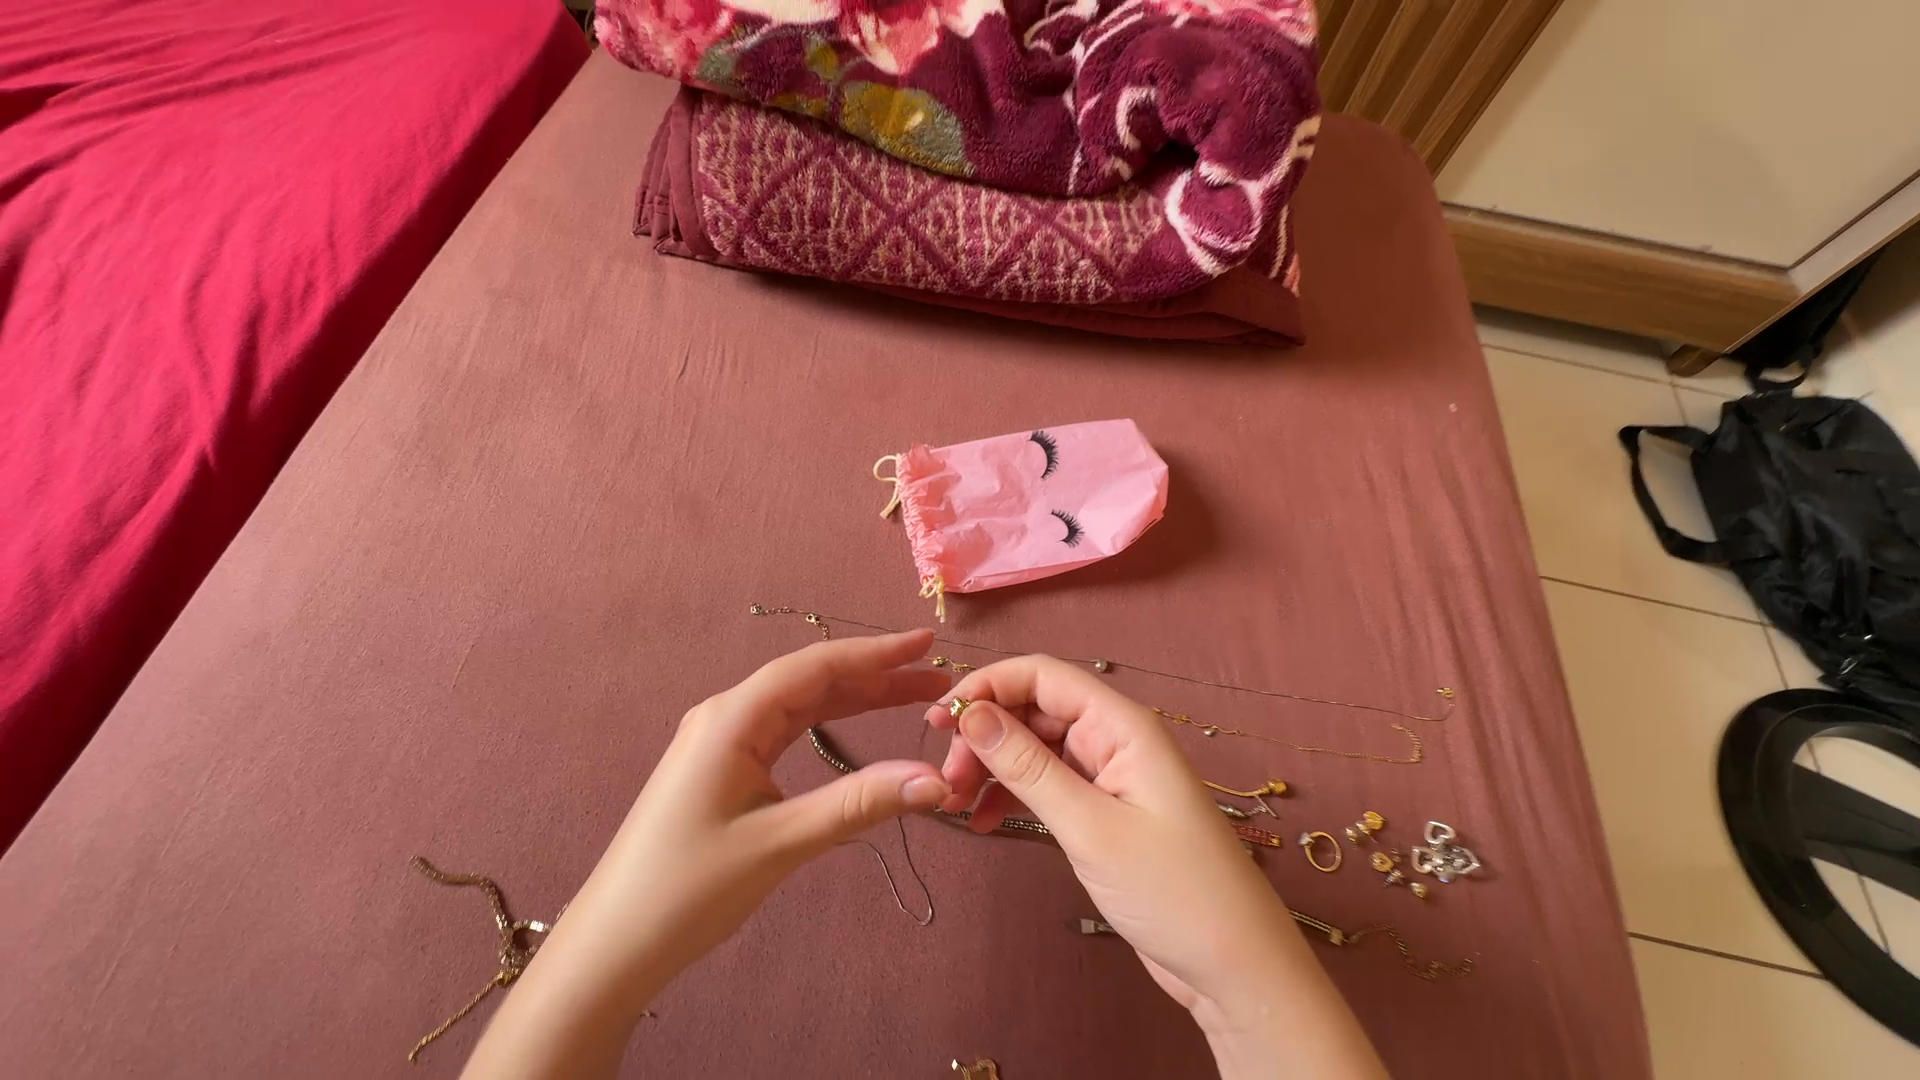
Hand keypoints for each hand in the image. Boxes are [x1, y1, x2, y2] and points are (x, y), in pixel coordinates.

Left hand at [464, 630, 951, 1078]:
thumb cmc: (688, 890)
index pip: (815, 667)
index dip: (875, 653)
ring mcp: (722, 740)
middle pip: (812, 680)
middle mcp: (726, 715)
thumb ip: (859, 804)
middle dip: (876, 676)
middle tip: (936, 679)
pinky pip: (787, 729)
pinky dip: (831, 722)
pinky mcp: (723, 766)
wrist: (612, 945)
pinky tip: (857, 722)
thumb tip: (936, 780)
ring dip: (857, 698)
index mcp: (732, 718)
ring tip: (913, 696)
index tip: (926, 644)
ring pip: (802, 704)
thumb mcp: (781, 843)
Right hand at [926, 656, 1384, 1079]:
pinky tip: (987, 822)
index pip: (1042, 675)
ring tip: (958, 803)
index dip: (987, 686)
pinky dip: (1014, 795)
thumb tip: (971, 713)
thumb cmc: (1173, 892)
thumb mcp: (1091, 827)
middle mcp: (1114, 737)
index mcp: (1122, 725)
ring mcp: (1110, 773)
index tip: (939, 719)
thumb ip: (1028, 766)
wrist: (1235, 968)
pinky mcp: (1104, 808)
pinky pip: (1048, 783)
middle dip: (985, 734)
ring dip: (994, 767)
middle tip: (947, 779)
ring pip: (1036, 747)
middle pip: (1035, 709)